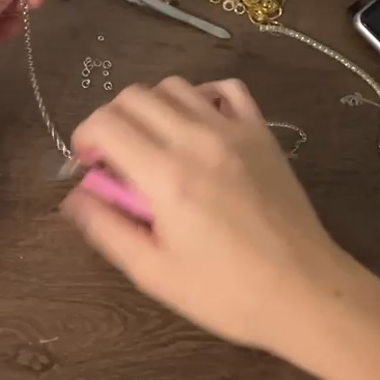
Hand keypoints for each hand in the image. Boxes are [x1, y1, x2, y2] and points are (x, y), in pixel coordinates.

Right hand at [61, 78, 362, 355]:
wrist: (306, 293)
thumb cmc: (226, 292)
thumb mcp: (154, 273)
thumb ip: (107, 227)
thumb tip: (73, 196)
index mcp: (165, 175)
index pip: (106, 123)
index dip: (84, 136)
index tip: (87, 163)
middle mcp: (195, 139)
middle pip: (134, 96)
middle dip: (111, 119)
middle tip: (114, 156)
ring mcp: (232, 129)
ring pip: (174, 86)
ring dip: (151, 106)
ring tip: (152, 141)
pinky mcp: (261, 131)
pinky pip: (225, 88)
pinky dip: (201, 95)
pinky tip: (197, 124)